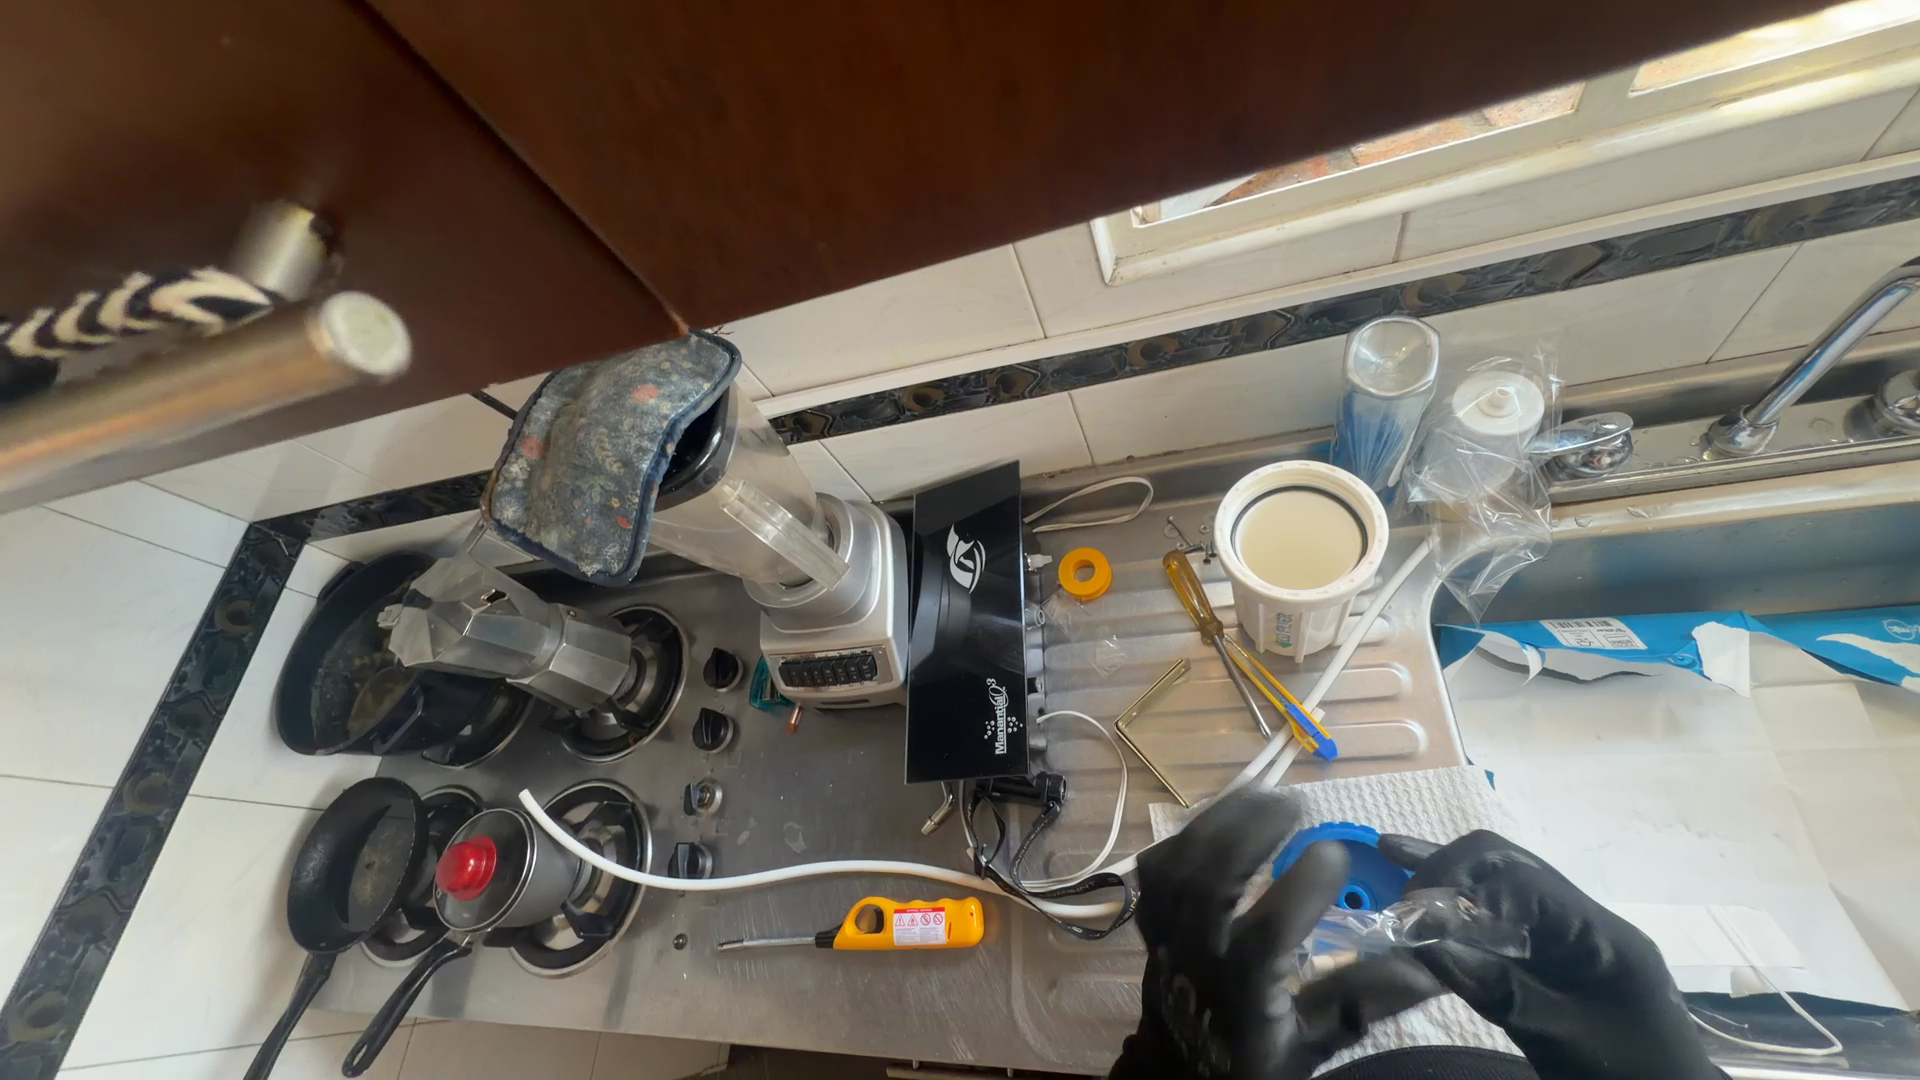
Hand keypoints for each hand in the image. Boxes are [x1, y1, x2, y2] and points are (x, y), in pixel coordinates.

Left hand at [1112, 789, 1440, 1079]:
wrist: (1176, 1074)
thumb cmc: (1253, 1060)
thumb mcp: (1311, 1044)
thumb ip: (1360, 1003)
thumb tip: (1426, 968)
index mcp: (1241, 997)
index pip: (1265, 939)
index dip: (1298, 893)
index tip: (1333, 852)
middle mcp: (1195, 959)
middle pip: (1207, 885)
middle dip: (1247, 835)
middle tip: (1291, 802)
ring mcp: (1163, 934)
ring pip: (1176, 865)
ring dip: (1215, 822)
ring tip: (1257, 793)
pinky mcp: (1147, 918)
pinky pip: (1155, 867)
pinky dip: (1184, 835)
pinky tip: (1217, 813)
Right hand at [1378, 830, 1721, 1079]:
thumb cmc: (1625, 1077)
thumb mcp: (1559, 1040)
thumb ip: (1494, 988)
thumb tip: (1420, 943)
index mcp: (1601, 934)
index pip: (1521, 881)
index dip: (1462, 889)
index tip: (1414, 916)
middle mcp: (1582, 915)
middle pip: (1504, 861)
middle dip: (1449, 872)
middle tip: (1407, 904)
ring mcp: (1565, 925)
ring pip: (1495, 873)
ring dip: (1445, 871)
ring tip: (1390, 855)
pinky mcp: (1547, 941)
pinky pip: (1496, 902)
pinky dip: (1454, 888)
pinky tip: (1406, 859)